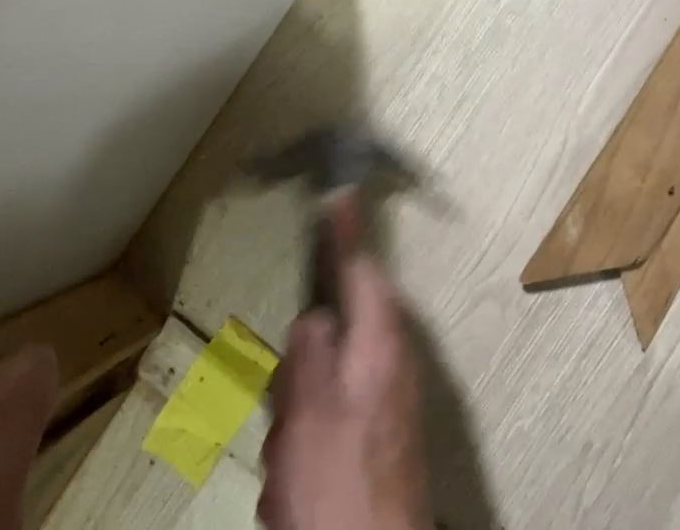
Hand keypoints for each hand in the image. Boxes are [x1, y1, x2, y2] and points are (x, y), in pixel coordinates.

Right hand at [259, 201, 431, 529]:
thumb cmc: (336, 485)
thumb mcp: (308, 413)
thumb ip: (309, 354)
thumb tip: (313, 315)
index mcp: (380, 347)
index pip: (364, 272)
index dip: (346, 235)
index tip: (338, 195)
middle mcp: (391, 366)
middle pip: (338, 328)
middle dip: (301, 362)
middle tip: (287, 411)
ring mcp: (386, 402)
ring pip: (326, 379)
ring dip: (297, 412)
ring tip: (292, 461)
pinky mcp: (375, 436)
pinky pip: (330, 417)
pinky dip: (308, 441)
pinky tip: (298, 481)